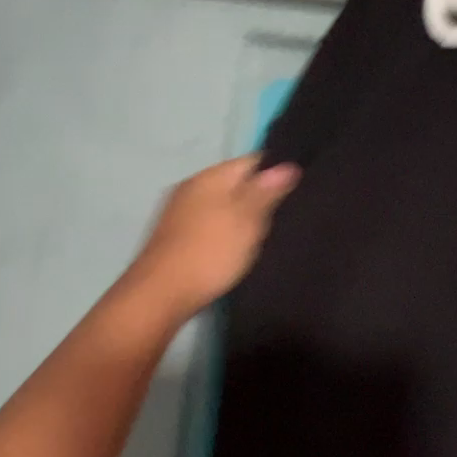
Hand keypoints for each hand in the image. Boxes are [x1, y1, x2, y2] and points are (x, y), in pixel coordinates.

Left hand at [118, 156, 299, 319]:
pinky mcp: (172, 235)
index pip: (251, 161)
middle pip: (235, 183)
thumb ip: (266, 191)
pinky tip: (231, 249)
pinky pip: (207, 223)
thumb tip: (287, 165)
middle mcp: (191, 186)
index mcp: (209, 176)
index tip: (296, 192)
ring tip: (261, 237)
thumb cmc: (209, 253)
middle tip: (282, 218)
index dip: (275, 173)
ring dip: (239, 216)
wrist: (160, 294)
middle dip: (257, 197)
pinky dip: (222, 231)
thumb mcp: (247, 220)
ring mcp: (178, 211)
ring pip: (220, 204)